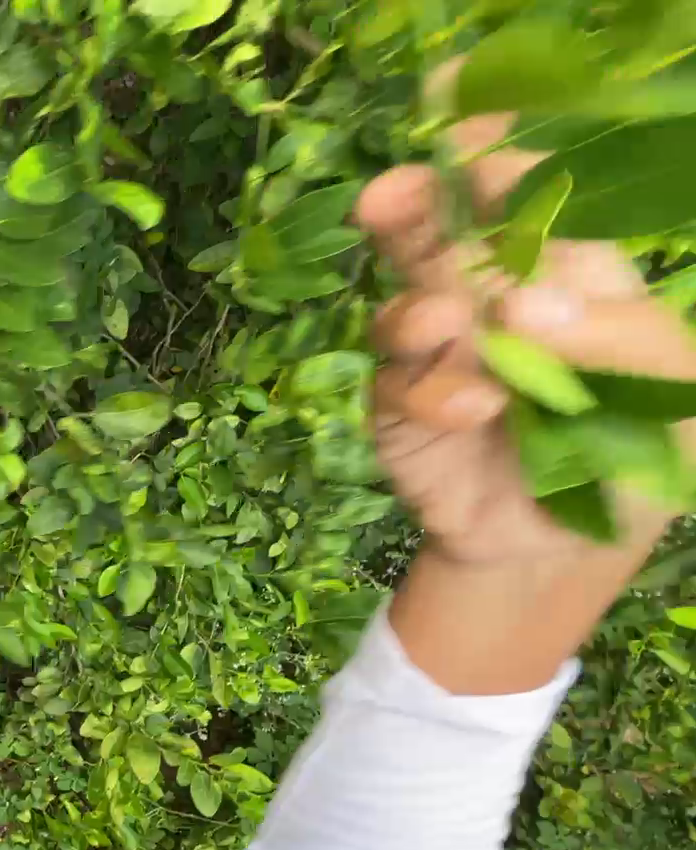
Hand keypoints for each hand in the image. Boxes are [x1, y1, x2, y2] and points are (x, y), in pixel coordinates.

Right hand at [356, 112, 695, 565]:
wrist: (563, 540)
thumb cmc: (644, 453)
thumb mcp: (679, 388)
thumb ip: (619, 340)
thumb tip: (523, 306)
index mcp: (570, 284)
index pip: (533, 209)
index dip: (498, 159)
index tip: (459, 107)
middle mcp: (488, 312)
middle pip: (438, 250)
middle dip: (410, 217)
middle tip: (385, 193)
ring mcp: (434, 362)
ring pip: (399, 313)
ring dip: (414, 311)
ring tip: (443, 323)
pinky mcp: (396, 412)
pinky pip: (397, 389)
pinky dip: (429, 395)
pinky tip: (470, 413)